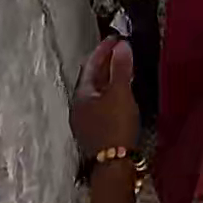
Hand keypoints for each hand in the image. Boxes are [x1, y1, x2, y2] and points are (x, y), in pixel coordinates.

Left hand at [71, 36, 138, 158]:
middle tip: (120, 49)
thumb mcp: (121, 93)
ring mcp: (85, 119)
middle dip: (105, 61)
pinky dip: (110, 90)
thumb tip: (122, 45)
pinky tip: (121, 91)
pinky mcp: (94, 129)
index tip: (115, 37)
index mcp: (81, 94)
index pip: (90, 64)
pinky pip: (101, 101)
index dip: (103, 49)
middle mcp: (79, 105)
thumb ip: (121, 68)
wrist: (113, 166)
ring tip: (123, 66)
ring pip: (96, 90)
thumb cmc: (115, 125)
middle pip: (91, 77)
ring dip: (108, 76)